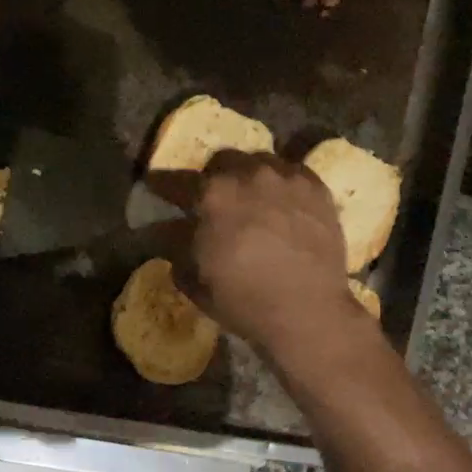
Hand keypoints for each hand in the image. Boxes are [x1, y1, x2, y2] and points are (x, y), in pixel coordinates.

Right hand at [170, 150, 362, 348]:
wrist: (307, 310)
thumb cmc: (241, 300)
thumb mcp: (193, 281)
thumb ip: (175, 248)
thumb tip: (167, 233)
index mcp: (210, 196)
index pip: (174, 181)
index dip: (161, 185)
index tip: (155, 189)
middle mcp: (248, 174)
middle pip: (220, 162)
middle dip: (211, 178)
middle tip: (211, 201)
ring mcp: (286, 177)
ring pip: (258, 162)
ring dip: (247, 178)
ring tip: (250, 201)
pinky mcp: (316, 188)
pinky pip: (291, 173)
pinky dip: (279, 186)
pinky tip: (281, 207)